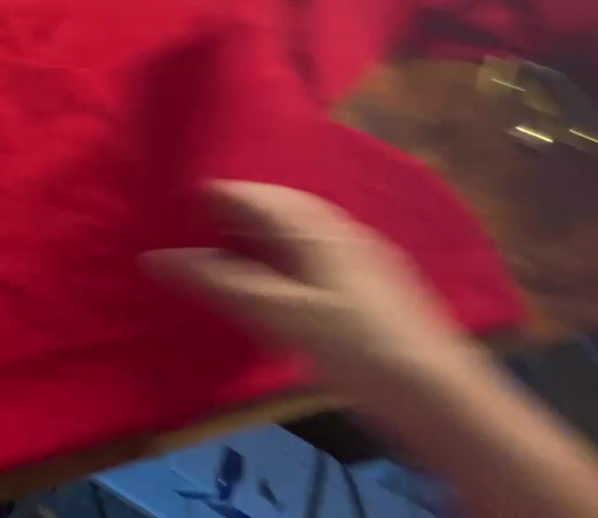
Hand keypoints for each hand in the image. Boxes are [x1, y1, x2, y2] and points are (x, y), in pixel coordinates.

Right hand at [143, 180, 483, 398]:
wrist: (447, 405)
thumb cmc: (357, 346)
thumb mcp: (276, 313)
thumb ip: (213, 281)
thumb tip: (150, 257)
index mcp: (309, 223)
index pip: (239, 192)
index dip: (198, 203)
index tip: (163, 223)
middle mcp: (332, 227)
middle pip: (262, 209)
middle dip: (221, 225)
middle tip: (185, 249)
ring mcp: (353, 255)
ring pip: (283, 236)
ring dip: (246, 248)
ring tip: (216, 273)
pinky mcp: (364, 285)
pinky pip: (302, 259)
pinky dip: (272, 268)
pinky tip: (264, 297)